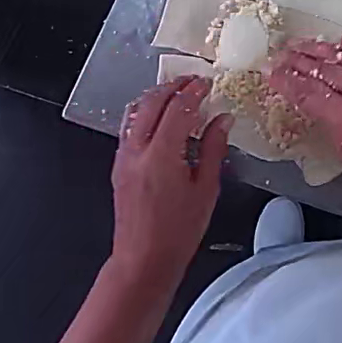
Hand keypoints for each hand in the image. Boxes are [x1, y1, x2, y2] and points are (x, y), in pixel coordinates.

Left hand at [111, 76, 231, 282]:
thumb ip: (214, 150)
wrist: (143, 261)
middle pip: (153, 102)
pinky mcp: (119, 163)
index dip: (194, 92)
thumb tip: (222, 120)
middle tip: (192, 81)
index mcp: (162, 155)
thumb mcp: (206, 190)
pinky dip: (145, 111)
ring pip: (137, 110)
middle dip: (174, 86)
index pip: (178, 109)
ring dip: (157, 96)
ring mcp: (124, 155)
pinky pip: (130, 125)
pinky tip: (158, 115)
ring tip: (176, 92)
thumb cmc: (178, 233)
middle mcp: (138, 150)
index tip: (206, 83)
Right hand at [266, 28, 341, 203]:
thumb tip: (301, 92)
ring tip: (299, 45)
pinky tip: (340, 42)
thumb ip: (323, 118)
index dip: (284, 79)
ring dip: (317, 48)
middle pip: (320, 67)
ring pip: (341, 53)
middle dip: (296, 60)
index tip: (269, 71)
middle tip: (279, 55)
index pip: (306, 91)